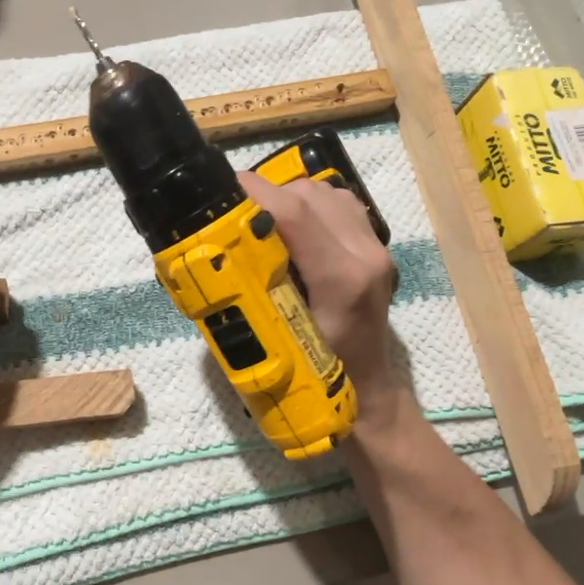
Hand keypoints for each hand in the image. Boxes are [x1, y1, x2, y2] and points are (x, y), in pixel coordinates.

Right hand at [238, 171, 410, 416]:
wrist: (369, 392)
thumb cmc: (319, 378)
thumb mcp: (275, 344)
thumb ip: (248, 303)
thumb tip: (208, 266)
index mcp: (342, 279)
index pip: (295, 214)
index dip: (254, 194)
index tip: (219, 193)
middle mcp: (365, 254)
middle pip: (308, 195)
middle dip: (265, 195)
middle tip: (232, 215)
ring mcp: (375, 248)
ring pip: (325, 193)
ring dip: (287, 199)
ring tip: (260, 223)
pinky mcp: (375, 247)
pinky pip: (339, 204)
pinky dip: (309, 206)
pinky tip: (290, 230)